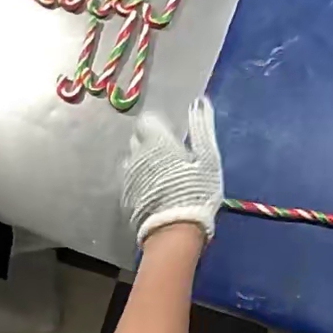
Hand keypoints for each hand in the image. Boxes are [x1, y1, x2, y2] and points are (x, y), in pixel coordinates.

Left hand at [122, 97, 222, 245]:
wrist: (173, 230)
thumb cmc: (195, 191)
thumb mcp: (207, 159)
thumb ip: (202, 129)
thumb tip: (199, 102)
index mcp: (156, 142)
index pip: (147, 121)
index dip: (158, 126)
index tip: (172, 137)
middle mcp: (136, 155)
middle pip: (137, 139)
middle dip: (150, 142)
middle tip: (170, 156)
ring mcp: (128, 176)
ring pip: (132, 159)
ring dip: (144, 162)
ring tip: (162, 174)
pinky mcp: (125, 195)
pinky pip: (130, 179)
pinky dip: (140, 180)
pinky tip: (154, 190)